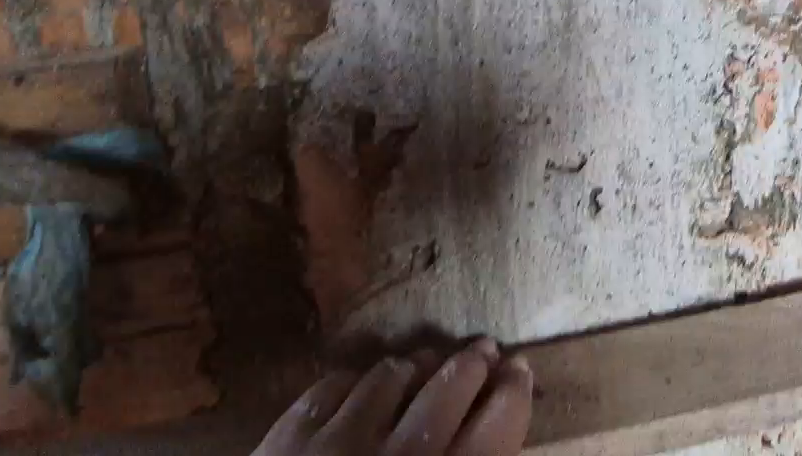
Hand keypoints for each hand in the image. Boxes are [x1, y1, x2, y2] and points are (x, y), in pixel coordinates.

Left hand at [251, 340, 533, 455]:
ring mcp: (337, 445)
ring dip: (416, 366)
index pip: (501, 418)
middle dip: (473, 363)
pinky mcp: (284, 444)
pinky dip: (355, 382)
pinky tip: (362, 392)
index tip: (518, 372)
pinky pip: (333, 386)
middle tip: (482, 356)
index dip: (515, 388)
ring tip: (423, 369)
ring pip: (392, 374)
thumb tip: (495, 446)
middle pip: (452, 381)